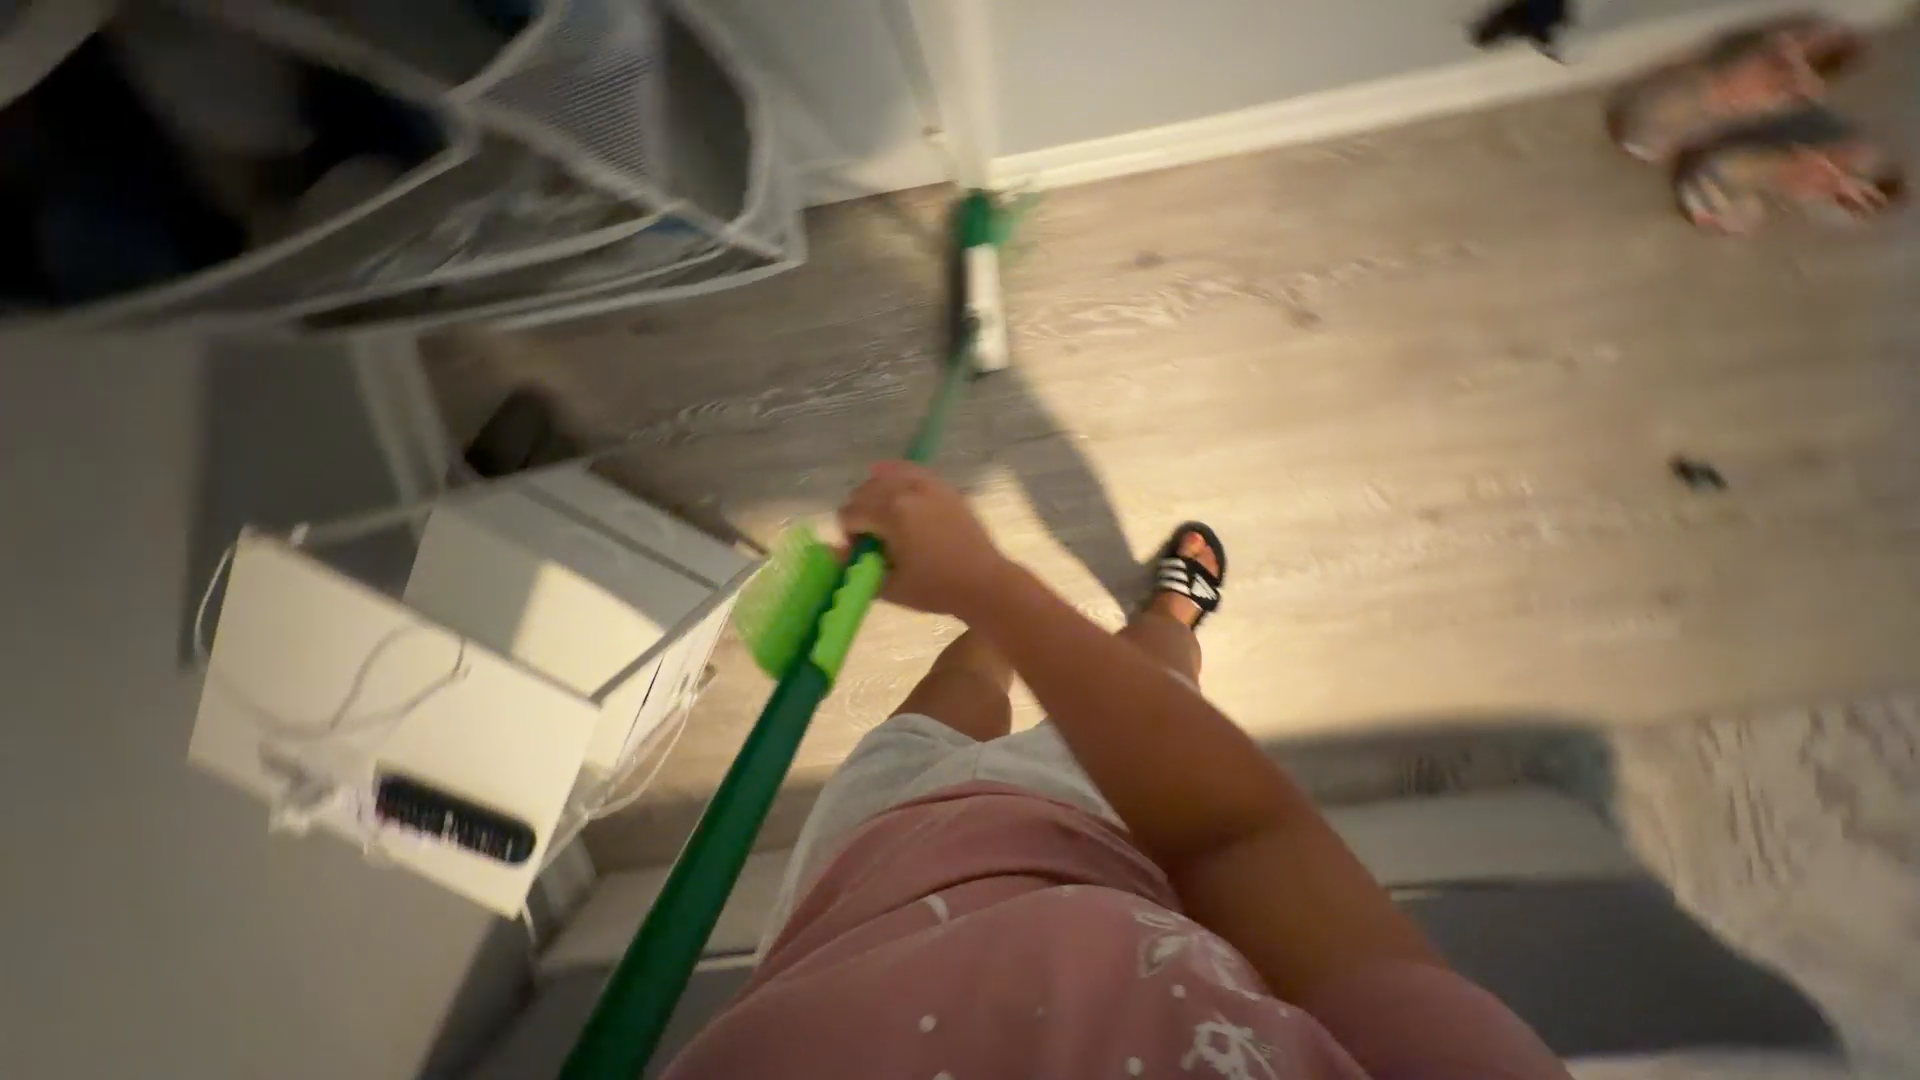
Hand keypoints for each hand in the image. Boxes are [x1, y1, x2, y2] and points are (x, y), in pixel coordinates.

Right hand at [838, 461, 1012, 618]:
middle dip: (860, 514)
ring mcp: (927, 484)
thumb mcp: (890, 585)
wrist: (984, 583)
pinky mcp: (943, 486)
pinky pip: (911, 470)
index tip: (864, 553)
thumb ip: (855, 567)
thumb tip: (831, 553)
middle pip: (863, 492)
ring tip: (885, 520)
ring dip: (875, 495)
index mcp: (891, 513)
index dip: (849, 534)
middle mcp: (906, 490)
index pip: (849, 513)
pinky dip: (896, 474)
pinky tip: (891, 480)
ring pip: (884, 477)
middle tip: (874, 540)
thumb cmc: (936, 588)